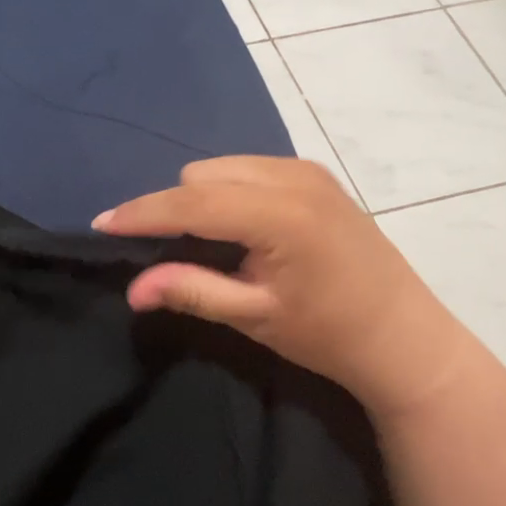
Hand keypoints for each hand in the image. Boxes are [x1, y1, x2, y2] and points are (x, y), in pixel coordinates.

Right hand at [95, 156, 477, 418]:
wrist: (404, 338)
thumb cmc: (328, 335)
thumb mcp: (254, 317)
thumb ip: (191, 290)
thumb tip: (132, 289)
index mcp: (280, 215)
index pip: (191, 203)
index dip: (142, 213)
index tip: (101, 223)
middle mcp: (291, 178)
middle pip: (201, 178)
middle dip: (171, 208)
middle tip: (161, 251)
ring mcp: (306, 170)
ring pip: (220, 167)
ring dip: (198, 198)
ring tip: (201, 242)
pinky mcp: (314, 174)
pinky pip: (245, 167)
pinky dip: (225, 190)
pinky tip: (235, 227)